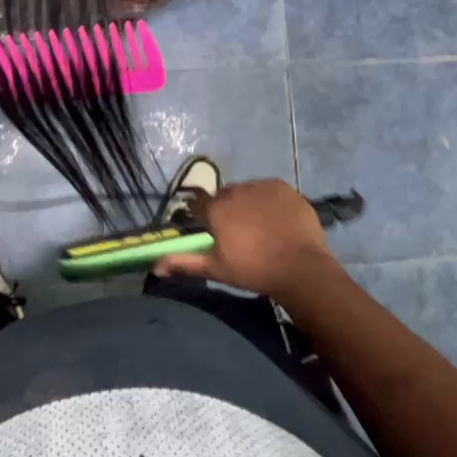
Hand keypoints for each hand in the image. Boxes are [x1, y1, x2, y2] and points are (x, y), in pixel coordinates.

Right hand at [151, 179, 339, 297]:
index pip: (199, 205)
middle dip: (227, 210)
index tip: (213, 233)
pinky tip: (276, 219)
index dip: (204, 218)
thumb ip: (184, 263)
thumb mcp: (217, 269)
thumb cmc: (254, 270)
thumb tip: (155, 265)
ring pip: (246, 191)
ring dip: (248, 204)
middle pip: (224, 196)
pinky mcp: (283, 187)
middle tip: (239, 234)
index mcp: (217, 209)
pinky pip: (268, 190)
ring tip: (260, 227)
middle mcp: (235, 190)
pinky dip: (268, 201)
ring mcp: (261, 186)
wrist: (301, 268)